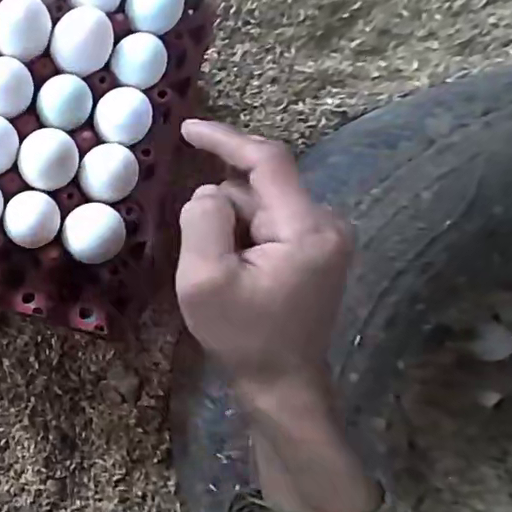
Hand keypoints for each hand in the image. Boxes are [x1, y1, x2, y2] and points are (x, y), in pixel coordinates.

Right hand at [176, 120, 375, 511]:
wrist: (281, 383)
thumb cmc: (242, 335)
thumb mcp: (205, 281)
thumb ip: (202, 223)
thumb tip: (206, 192)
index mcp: (306, 228)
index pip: (267, 162)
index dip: (225, 139)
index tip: (187, 128)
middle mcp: (324, 224)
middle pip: (258, 190)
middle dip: (219, 211)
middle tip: (199, 257)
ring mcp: (322, 239)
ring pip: (259, 208)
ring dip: (227, 227)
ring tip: (216, 275)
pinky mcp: (312, 252)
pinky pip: (267, 225)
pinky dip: (239, 236)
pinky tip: (228, 271)